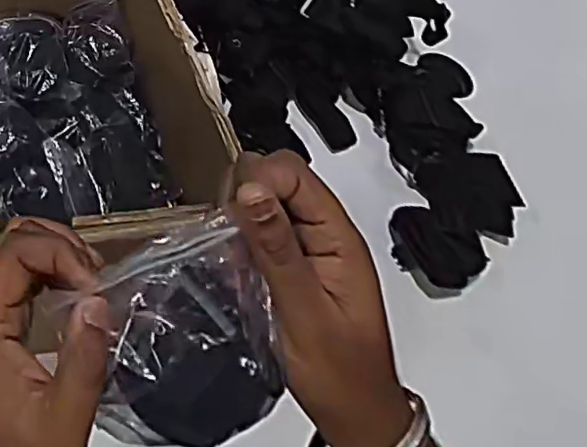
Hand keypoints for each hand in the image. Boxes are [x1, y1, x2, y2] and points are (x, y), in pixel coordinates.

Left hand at [0, 218, 110, 446]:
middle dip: (60, 244)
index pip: (16, 250)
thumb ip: (81, 362)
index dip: (58, 253)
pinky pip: (27, 274)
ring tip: (93, 280)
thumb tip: (98, 302)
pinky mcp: (7, 319)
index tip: (93, 283)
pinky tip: (81, 290)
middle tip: (96, 274)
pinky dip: (56, 269)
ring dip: (60, 252)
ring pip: (21, 250)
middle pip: (16, 240)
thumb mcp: (62, 418)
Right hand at [233, 151, 413, 446]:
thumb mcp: (304, 311)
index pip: (291, 172)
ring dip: (239, 216)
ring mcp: (305, 242)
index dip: (257, 180)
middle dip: (243, 194)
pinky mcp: (287, 254)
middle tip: (233, 234)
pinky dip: (237, 233)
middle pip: (274, 176)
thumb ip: (276, 247)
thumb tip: (251, 190)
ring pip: (260, 196)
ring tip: (237, 253)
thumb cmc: (340, 374)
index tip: (236, 210)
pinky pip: (254, 222)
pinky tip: (237, 261)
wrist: (353, 414)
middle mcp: (323, 232)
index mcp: (338, 238)